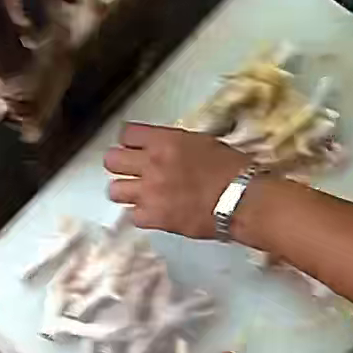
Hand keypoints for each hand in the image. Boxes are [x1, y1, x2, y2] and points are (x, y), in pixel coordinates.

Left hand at [104, 124, 248, 239]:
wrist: (241, 200)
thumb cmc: (231, 168)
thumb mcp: (201, 142)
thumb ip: (174, 144)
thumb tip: (161, 149)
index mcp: (164, 141)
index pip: (126, 134)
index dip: (129, 141)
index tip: (134, 147)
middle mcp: (150, 163)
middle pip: (111, 160)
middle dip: (119, 165)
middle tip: (131, 171)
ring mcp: (148, 192)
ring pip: (114, 190)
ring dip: (126, 191)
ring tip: (139, 194)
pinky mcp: (152, 217)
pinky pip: (132, 215)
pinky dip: (141, 215)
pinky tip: (153, 212)